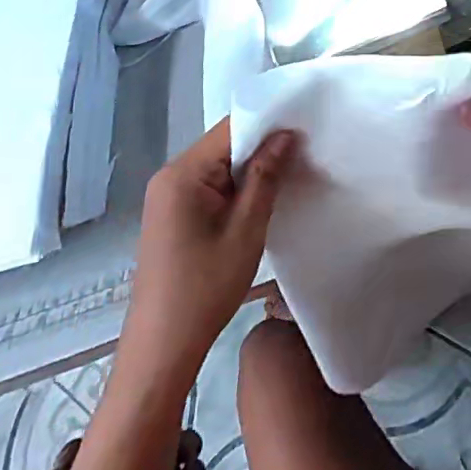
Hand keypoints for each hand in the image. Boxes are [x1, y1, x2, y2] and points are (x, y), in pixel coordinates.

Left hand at [123, 120, 295, 369]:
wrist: (163, 345)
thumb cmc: (206, 287)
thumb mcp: (246, 229)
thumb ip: (265, 176)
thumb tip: (285, 135)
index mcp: (182, 174)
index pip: (230, 129)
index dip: (268, 123)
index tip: (305, 127)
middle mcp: (170, 176)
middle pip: (224, 145)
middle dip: (263, 146)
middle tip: (307, 149)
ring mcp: (169, 196)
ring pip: (220, 166)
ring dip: (252, 168)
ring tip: (293, 170)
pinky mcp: (174, 214)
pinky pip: (212, 185)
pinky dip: (238, 187)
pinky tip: (265, 196)